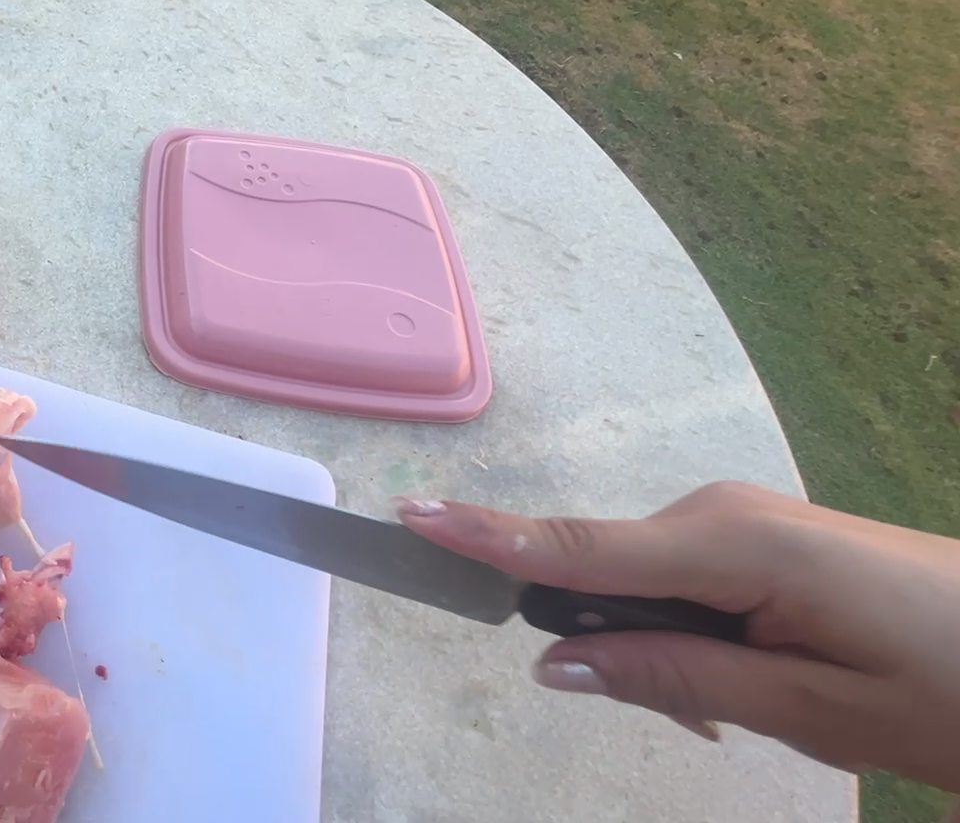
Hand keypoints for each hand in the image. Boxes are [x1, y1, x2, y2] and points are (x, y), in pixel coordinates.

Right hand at [396, 482, 959, 790]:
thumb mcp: (827, 714)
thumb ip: (678, 677)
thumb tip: (555, 665)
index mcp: (731, 544)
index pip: (574, 544)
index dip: (486, 534)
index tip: (410, 515)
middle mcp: (715, 511)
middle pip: (603, 569)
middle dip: (617, 638)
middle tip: (717, 727)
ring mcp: (735, 515)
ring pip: (640, 577)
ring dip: (663, 641)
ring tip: (767, 713)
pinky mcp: (755, 531)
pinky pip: (680, 573)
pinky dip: (691, 625)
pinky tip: (766, 674)